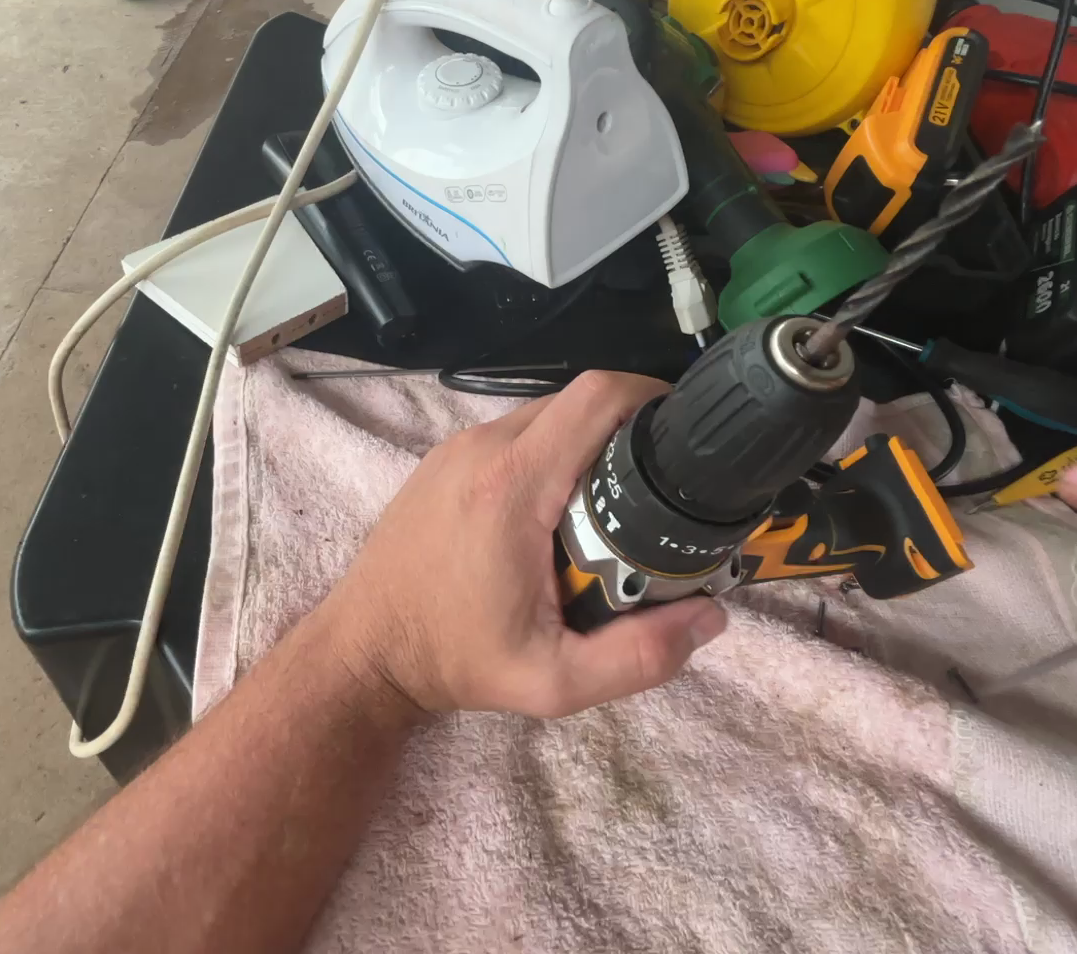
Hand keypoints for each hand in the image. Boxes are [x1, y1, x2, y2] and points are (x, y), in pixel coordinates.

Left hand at [316, 371, 728, 720]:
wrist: (366, 647)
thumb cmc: (454, 659)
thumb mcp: (554, 680)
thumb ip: (640, 657)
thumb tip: (710, 616)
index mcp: (513, 484)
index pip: (596, 398)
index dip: (650, 396)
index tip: (681, 430)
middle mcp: (482, 448)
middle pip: (575, 402)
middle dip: (624, 430)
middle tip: (651, 487)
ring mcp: (455, 448)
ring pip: (542, 416)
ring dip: (583, 443)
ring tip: (606, 504)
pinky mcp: (441, 459)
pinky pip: (510, 434)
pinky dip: (545, 453)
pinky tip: (553, 507)